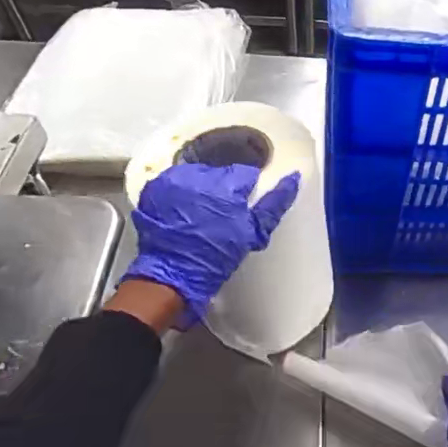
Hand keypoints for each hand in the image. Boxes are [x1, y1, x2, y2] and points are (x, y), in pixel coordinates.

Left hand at [124, 162, 300, 326]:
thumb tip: (293, 177)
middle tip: (222, 213)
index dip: (247, 188)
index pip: (245, 172)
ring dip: (200, 188)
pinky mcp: (154, 187)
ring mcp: (173, 179)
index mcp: (227, 183)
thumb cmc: (216, 257)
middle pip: (219, 172)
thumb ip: (274, 205)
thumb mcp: (253, 233)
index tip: (243, 204)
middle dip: (223, 188)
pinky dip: (179, 193)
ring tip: (200, 212)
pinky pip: (173, 181)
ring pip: (196, 174)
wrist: (172, 274)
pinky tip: (182, 212)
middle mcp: (199, 174)